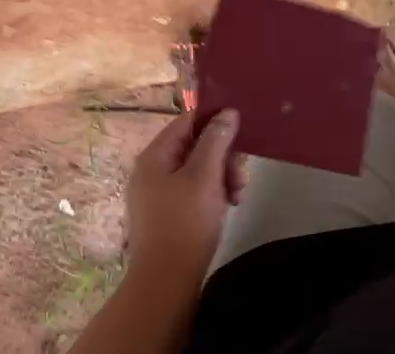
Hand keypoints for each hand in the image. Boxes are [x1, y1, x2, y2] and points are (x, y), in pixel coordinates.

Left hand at [124, 109, 246, 274]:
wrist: (166, 282)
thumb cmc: (185, 222)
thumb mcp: (205, 175)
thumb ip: (216, 139)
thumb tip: (227, 112)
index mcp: (155, 156)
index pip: (188, 120)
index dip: (216, 119)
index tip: (242, 128)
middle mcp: (152, 170)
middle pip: (196, 145)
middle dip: (224, 155)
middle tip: (241, 173)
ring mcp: (158, 192)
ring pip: (199, 168)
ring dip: (223, 174)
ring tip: (238, 194)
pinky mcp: (167, 212)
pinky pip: (195, 188)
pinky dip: (214, 191)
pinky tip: (230, 204)